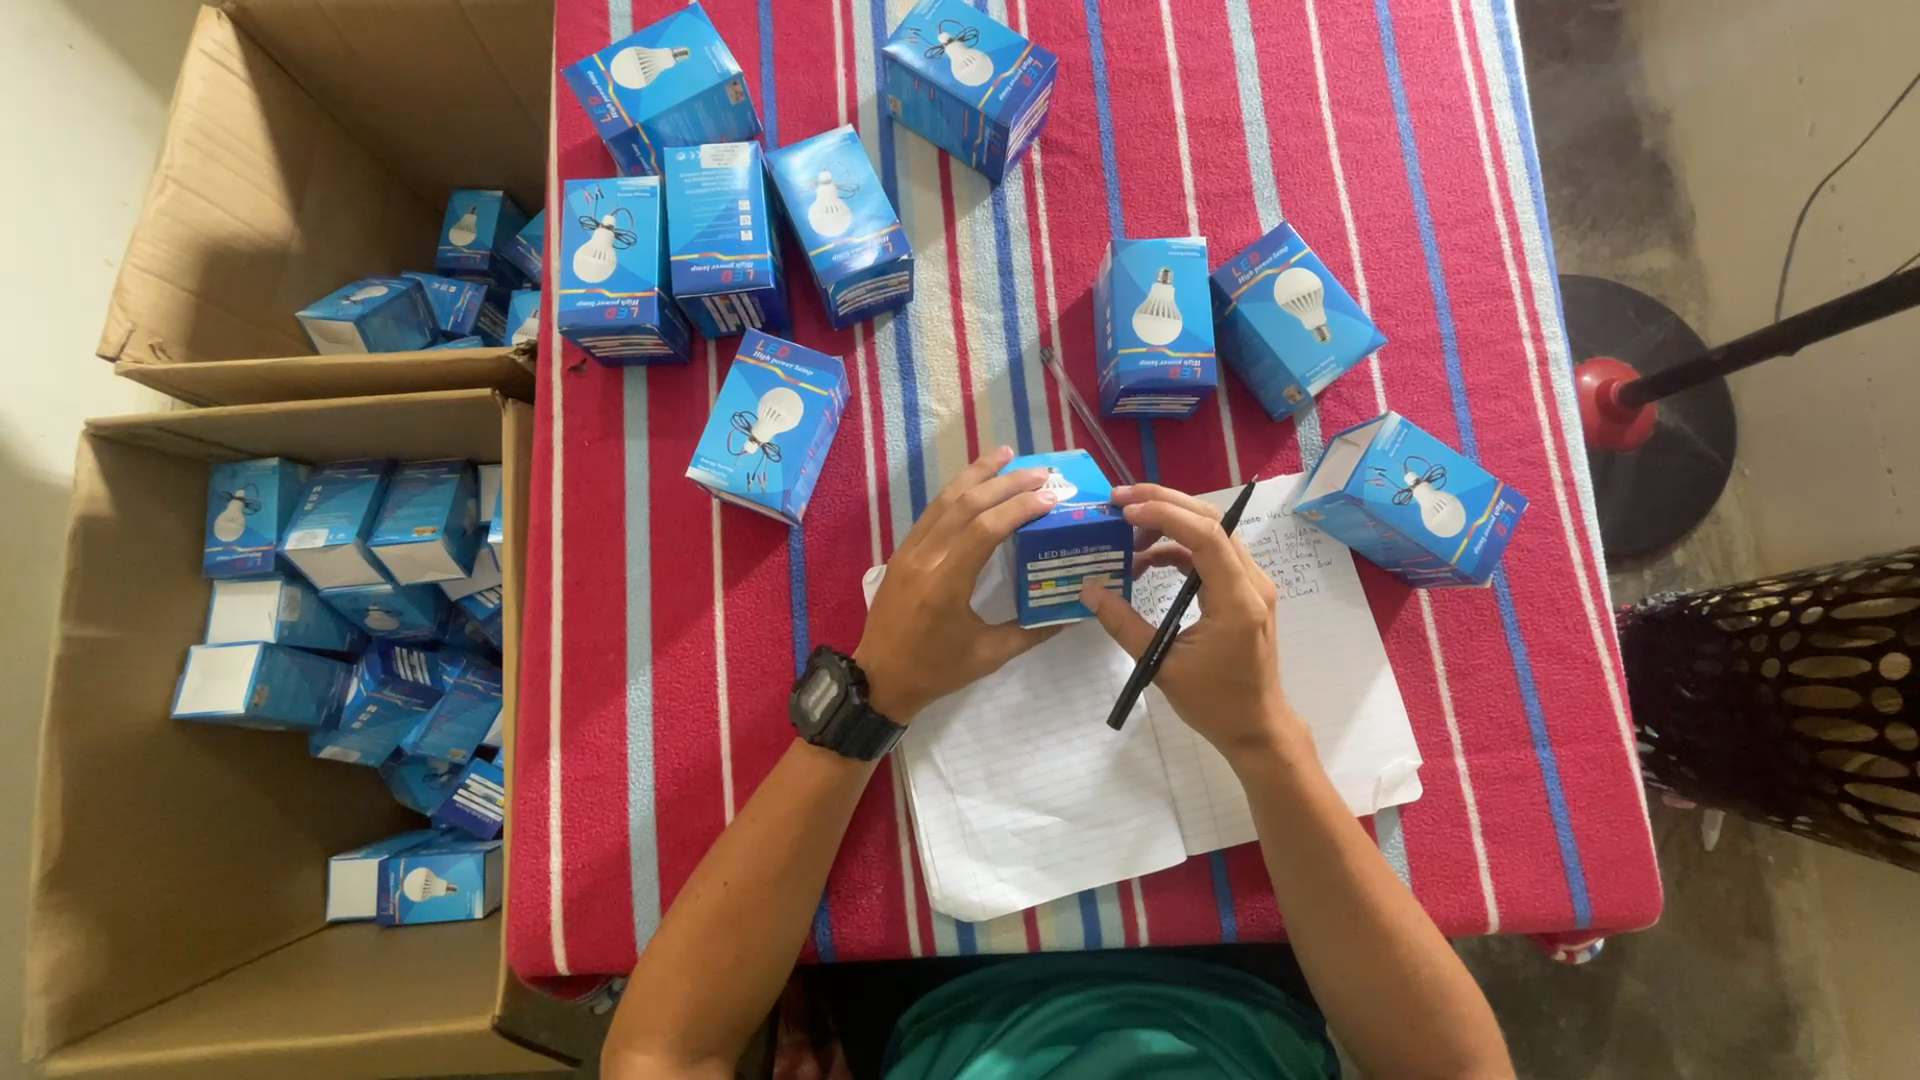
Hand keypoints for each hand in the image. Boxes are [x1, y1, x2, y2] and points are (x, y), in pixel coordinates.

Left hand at [854, 447, 1063, 722]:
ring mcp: (908, 552)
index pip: (984, 531)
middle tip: (1040, 471)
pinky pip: (931, 513)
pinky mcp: (902, 553)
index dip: (1018, 508)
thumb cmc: (935, 671)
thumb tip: (1072, 612)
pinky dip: (955, 492)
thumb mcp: (989, 656)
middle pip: (966, 506)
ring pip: (944, 501)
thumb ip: (1031, 631)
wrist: (879, 678)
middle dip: (1005, 483)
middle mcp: (924, 559)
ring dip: (976, 475)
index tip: (1049, 497)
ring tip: (1005, 454)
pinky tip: (973, 482)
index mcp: (945, 585)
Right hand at [1078, 484, 1305, 763]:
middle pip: (1211, 521)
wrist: (1258, 727)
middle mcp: (1251, 582)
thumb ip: (1124, 624)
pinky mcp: (1242, 591)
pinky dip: (1177, 547)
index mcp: (1238, 600)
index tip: (1124, 512)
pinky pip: (1210, 554)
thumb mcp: (1161, 666)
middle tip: (1118, 501)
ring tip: (1126, 531)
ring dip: (1169, 522)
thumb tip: (1088, 591)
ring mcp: (1250, 584)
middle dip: (1164, 503)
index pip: (1206, 536)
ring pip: (1211, 532)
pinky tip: (1146, 561)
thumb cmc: (1215, 703)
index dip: (1164, 515)